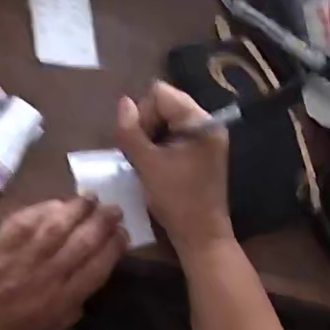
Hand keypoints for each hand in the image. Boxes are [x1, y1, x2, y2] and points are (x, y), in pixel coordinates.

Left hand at [0, 198, 126, 329]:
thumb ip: (72, 307)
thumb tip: (88, 279)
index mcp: (62, 301)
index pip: (98, 267)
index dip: (115, 247)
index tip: (123, 233)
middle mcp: (46, 276)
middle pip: (84, 241)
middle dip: (103, 222)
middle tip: (114, 209)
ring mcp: (21, 257)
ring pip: (58, 225)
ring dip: (78, 207)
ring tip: (91, 197)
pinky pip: (26, 220)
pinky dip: (44, 208)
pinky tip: (57, 202)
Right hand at [115, 82, 231, 254]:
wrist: (201, 235)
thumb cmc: (176, 200)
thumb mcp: (147, 165)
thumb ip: (131, 132)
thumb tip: (123, 103)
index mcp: (200, 122)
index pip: (160, 94)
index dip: (142, 114)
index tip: (139, 144)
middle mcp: (207, 123)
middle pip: (165, 103)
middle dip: (146, 125)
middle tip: (140, 155)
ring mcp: (206, 138)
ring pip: (167, 120)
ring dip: (151, 137)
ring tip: (146, 162)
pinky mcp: (201, 151)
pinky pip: (174, 134)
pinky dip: (160, 145)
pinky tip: (155, 166)